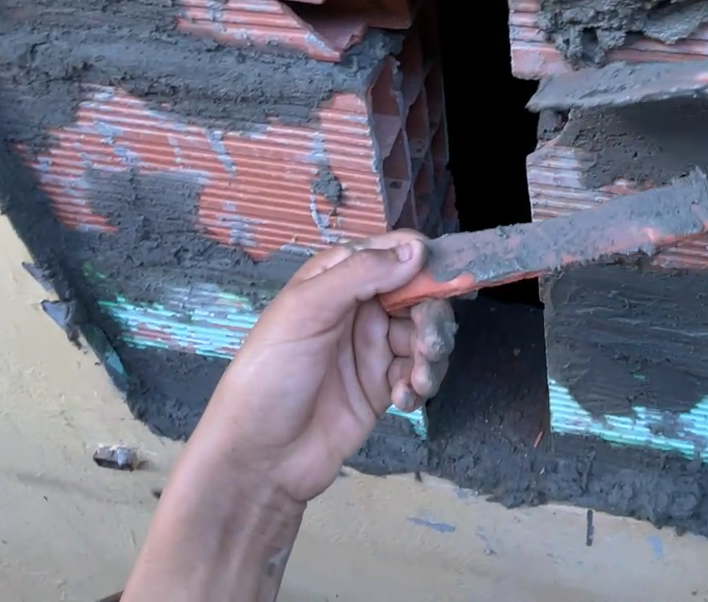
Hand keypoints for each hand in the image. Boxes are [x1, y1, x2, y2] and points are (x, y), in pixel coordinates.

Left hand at [190, 230, 456, 502]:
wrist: (258, 460)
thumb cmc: (272, 373)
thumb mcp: (307, 311)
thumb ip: (361, 273)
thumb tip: (417, 249)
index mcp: (338, 277)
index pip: (394, 251)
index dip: (424, 260)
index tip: (449, 278)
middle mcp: (361, 305)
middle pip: (418, 294)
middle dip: (432, 315)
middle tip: (430, 345)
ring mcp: (373, 346)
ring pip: (424, 333)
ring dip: (431, 353)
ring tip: (419, 380)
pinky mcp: (384, 385)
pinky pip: (418, 372)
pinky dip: (420, 383)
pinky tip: (404, 400)